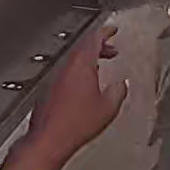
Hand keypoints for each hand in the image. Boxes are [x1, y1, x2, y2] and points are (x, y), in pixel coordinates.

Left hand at [25, 24, 127, 165]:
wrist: (49, 140)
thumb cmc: (75, 124)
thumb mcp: (108, 107)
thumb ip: (118, 91)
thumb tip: (121, 85)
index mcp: (82, 66)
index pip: (93, 39)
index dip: (105, 32)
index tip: (112, 29)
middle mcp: (66, 69)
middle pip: (82, 47)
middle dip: (99, 46)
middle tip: (111, 48)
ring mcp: (56, 79)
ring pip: (74, 61)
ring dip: (89, 60)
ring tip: (101, 67)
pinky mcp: (50, 90)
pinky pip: (66, 74)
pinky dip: (79, 73)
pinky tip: (85, 86)